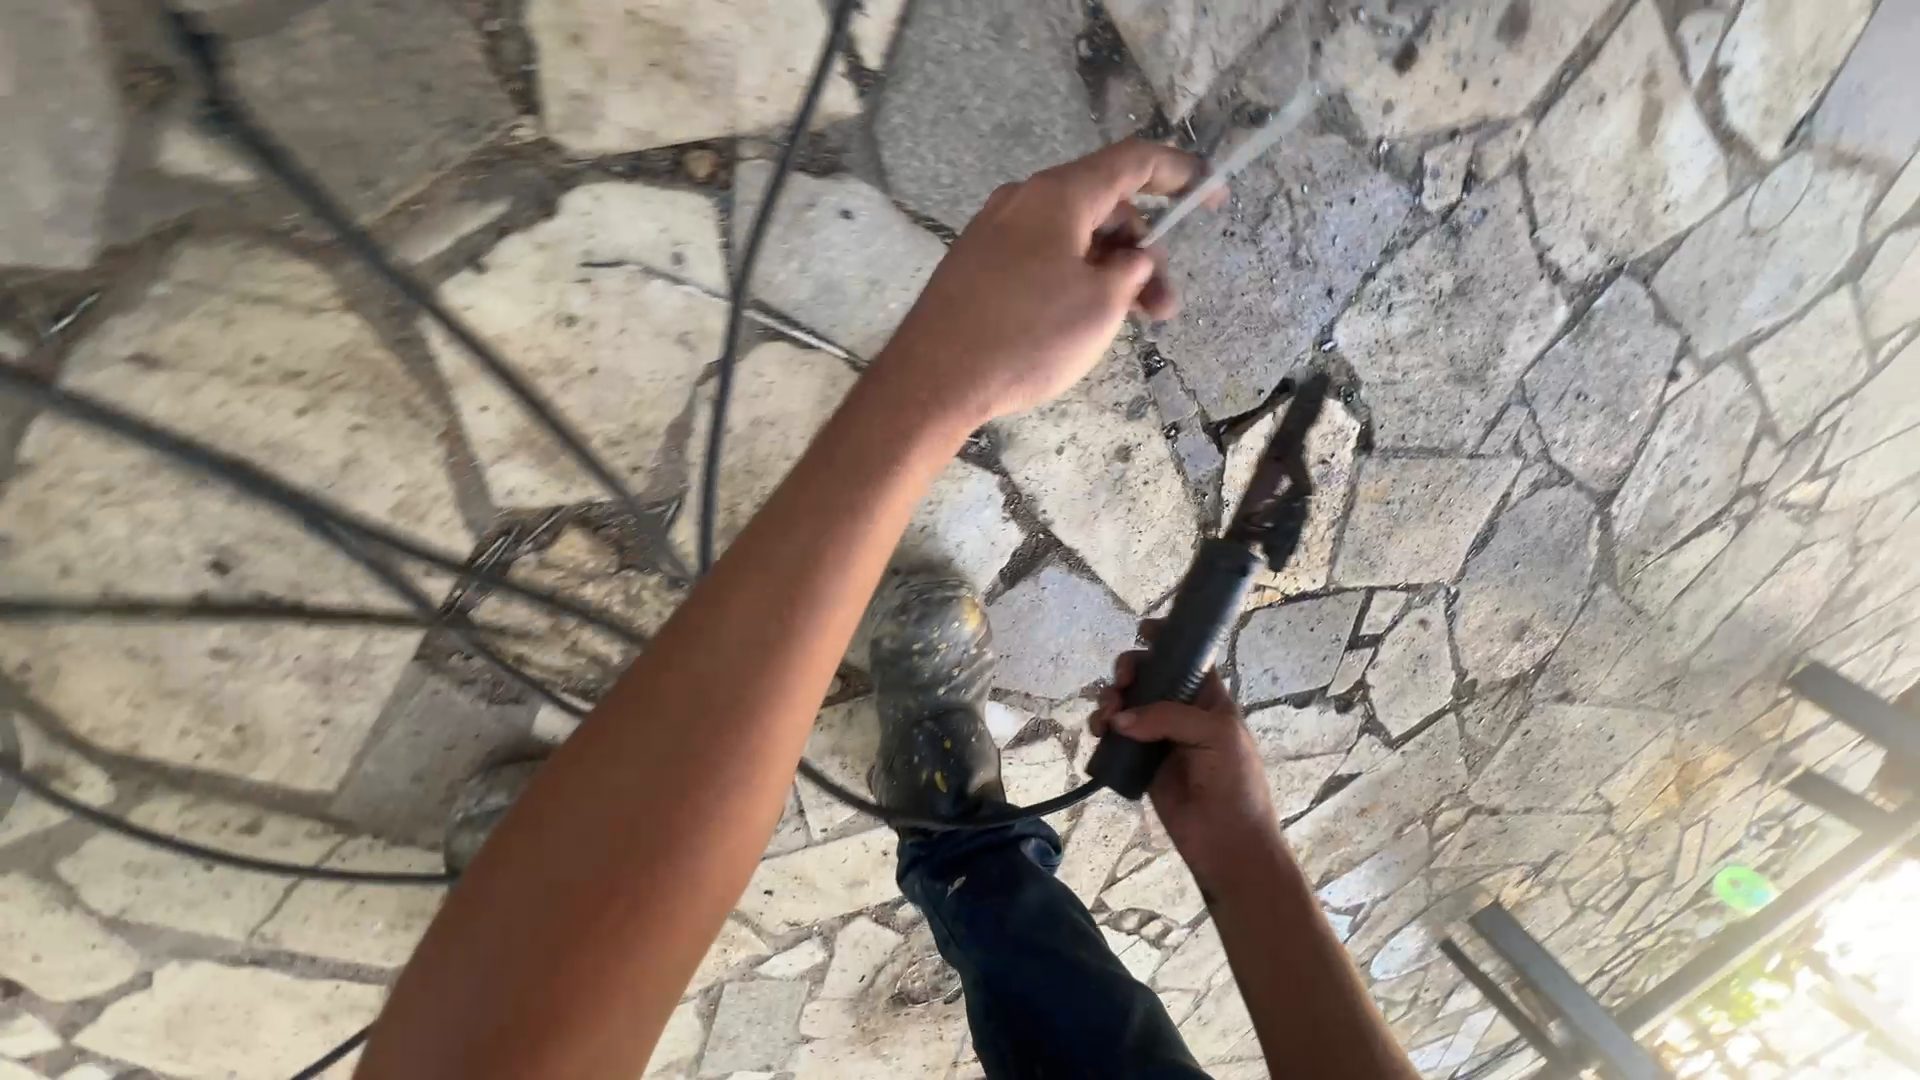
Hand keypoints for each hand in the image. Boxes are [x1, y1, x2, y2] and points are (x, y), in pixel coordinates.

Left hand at [870, 139, 1206, 426]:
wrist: (933, 380)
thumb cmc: (1025, 338)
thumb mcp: (1099, 305)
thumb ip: (1130, 272)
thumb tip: (1130, 260)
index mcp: (1057, 195)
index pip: (1133, 163)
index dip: (1180, 174)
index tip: (1212, 196)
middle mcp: (1021, 201)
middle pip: (1101, 210)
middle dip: (1141, 254)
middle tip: (1163, 309)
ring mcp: (992, 234)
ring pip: (1069, 241)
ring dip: (1106, 275)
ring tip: (1124, 326)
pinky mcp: (973, 269)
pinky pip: (1038, 261)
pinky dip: (1070, 282)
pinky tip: (1075, 323)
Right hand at [1090, 632, 1286, 892]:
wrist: (1227, 842)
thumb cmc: (1234, 782)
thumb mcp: (1215, 735)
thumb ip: (1168, 716)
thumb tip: (1120, 719)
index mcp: (1208, 699)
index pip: (1188, 658)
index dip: (1167, 640)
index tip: (1144, 631)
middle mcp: (1181, 711)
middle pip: (1147, 676)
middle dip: (1128, 671)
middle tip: (1121, 684)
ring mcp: (1158, 736)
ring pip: (1125, 703)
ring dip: (1110, 700)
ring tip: (1106, 717)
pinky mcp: (1139, 761)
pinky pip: (1115, 735)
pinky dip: (1102, 727)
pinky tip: (1100, 733)